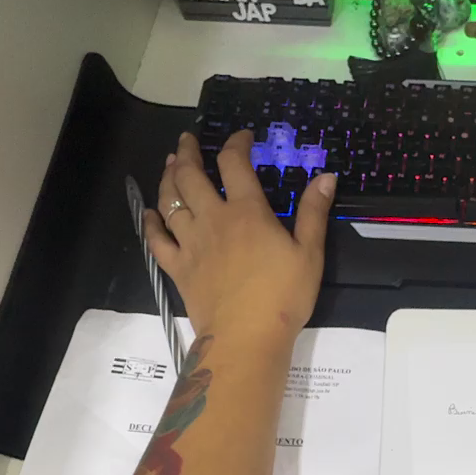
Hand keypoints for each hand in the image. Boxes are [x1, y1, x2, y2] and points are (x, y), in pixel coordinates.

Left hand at [144, 130, 335, 353]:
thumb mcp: (310, 254)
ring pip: (169, 200)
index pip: (235, 164)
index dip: (237, 144)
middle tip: (188, 141)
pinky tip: (150, 213)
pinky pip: (157, 239)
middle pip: (191, 176)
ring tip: (170, 165)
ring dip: (168, 178)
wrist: (247, 337)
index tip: (243, 137)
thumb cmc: (284, 297)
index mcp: (247, 213)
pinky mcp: (177, 268)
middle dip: (189, 153)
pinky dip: (151, 222)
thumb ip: (314, 214)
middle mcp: (213, 219)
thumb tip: (325, 177)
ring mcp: (190, 243)